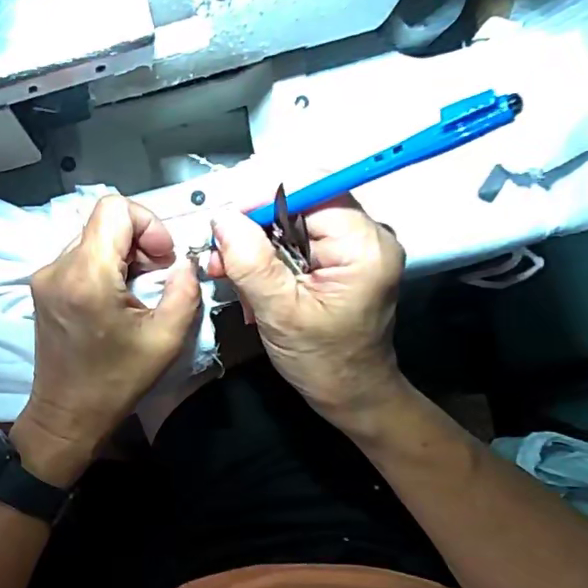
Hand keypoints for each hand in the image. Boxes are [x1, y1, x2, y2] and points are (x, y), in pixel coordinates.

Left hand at [13, 195, 201, 486]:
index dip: (148, 223)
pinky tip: (116, 297)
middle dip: (139, 241)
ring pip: (92, 237)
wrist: (68, 415)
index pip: (114, 208)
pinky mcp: (42, 287)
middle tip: (157, 276)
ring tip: (137, 290)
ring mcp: (45, 276)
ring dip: (122, 254)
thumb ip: (184, 290)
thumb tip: (185, 263)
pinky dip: (104, 265)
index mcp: (86, 275)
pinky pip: (79, 256)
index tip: (162, 257)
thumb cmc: (116, 382)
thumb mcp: (165, 339)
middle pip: (104, 222)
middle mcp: (58, 267)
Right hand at [208, 194, 408, 423]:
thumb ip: (251, 263)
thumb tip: (222, 217)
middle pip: (300, 203)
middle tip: (219, 255)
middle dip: (254, 226)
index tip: (222, 221)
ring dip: (256, 243)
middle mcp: (368, 235)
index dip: (261, 198)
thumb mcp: (280, 313)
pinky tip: (248, 277)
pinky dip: (269, 255)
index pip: (309, 191)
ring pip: (294, 220)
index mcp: (364, 246)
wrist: (353, 395)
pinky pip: (299, 239)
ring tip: (227, 269)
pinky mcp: (343, 257)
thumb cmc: (324, 363)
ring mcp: (356, 245)